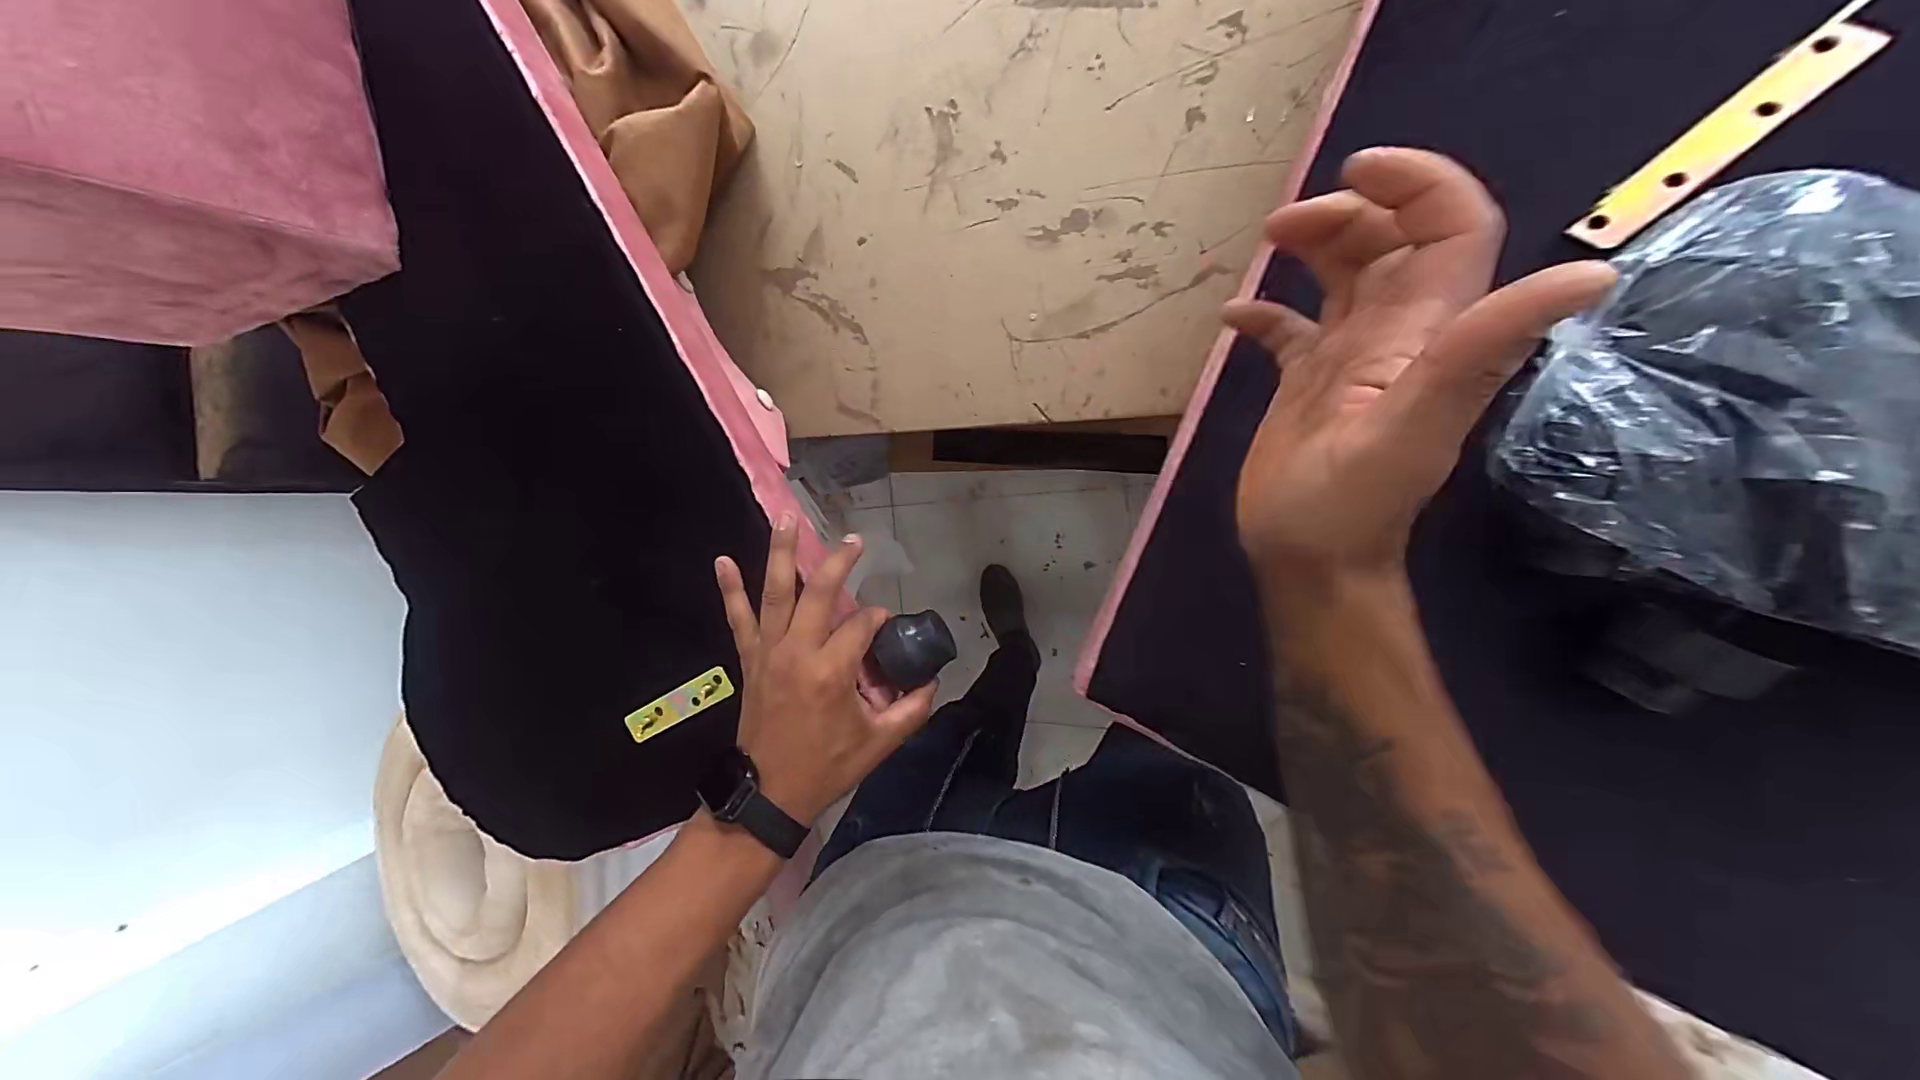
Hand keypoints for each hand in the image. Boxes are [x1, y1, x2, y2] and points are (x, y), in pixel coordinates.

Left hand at [713, 515, 937, 824]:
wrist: (768, 794)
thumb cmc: (826, 767)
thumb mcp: (880, 743)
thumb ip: (912, 708)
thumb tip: (932, 681)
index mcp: (832, 671)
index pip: (862, 624)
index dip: (879, 620)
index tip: (887, 628)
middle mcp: (798, 652)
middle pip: (820, 592)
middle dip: (840, 563)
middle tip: (856, 542)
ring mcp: (768, 652)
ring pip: (776, 593)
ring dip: (783, 554)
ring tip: (787, 519)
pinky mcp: (749, 659)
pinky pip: (738, 618)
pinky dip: (730, 589)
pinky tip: (723, 561)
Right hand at [1224, 147, 1615, 591]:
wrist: (1310, 562)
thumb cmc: (1344, 507)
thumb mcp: (1406, 432)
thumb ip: (1477, 356)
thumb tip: (1593, 275)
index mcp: (1425, 337)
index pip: (1450, 231)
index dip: (1418, 185)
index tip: (1355, 170)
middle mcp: (1395, 340)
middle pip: (1390, 244)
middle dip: (1347, 214)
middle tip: (1282, 226)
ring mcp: (1348, 365)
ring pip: (1342, 279)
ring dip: (1311, 248)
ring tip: (1265, 245)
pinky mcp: (1307, 389)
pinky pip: (1292, 332)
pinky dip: (1267, 315)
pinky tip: (1234, 316)